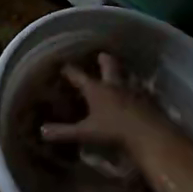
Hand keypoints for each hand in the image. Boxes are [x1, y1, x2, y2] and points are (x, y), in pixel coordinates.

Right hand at [38, 53, 175, 151]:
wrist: (150, 136)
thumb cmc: (113, 132)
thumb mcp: (85, 133)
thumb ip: (64, 132)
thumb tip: (42, 131)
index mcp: (96, 90)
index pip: (78, 76)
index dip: (69, 71)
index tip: (63, 66)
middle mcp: (115, 86)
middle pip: (109, 67)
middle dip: (104, 61)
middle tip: (102, 55)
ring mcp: (134, 92)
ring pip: (127, 78)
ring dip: (123, 75)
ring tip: (122, 75)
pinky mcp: (150, 101)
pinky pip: (142, 92)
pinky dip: (138, 91)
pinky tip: (140, 96)